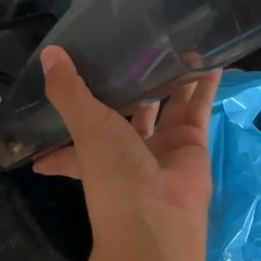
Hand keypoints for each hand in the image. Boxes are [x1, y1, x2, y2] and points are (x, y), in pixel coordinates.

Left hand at [32, 46, 220, 260]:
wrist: (159, 216)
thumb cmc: (114, 175)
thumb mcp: (86, 128)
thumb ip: (69, 92)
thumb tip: (49, 53)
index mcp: (96, 148)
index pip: (78, 129)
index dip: (73, 109)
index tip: (70, 83)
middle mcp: (129, 147)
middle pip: (133, 108)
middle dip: (137, 83)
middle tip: (142, 45)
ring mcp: (163, 145)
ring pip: (170, 103)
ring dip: (174, 77)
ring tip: (179, 43)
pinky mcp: (192, 142)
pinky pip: (199, 108)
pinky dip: (205, 86)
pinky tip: (211, 62)